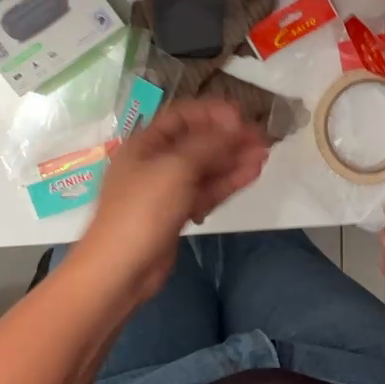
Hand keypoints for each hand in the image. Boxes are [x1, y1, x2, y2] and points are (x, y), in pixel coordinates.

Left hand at [78, 99, 268, 302]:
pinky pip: (206, 191)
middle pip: (197, 142)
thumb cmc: (142, 211)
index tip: (242, 117)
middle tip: (262, 137)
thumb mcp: (175, 168)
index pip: (182, 116)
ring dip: (233, 160)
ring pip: (205, 168)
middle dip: (229, 138)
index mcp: (145, 144)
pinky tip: (251, 173)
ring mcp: (167, 190)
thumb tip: (234, 124)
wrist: (120, 270)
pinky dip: (228, 181)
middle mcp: (155, 162)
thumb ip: (208, 144)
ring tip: (264, 154)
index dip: (212, 113)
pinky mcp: (178, 213)